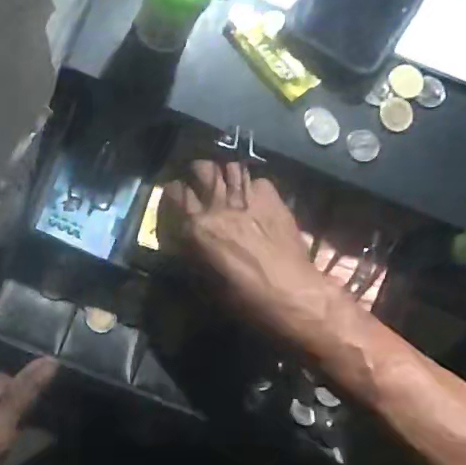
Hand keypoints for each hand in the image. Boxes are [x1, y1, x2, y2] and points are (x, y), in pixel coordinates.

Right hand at [161, 160, 353, 344]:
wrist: (291, 293)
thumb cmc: (244, 298)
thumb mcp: (204, 281)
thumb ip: (191, 252)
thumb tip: (184, 239)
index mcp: (197, 226)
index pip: (175, 191)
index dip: (174, 192)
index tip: (177, 196)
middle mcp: (219, 205)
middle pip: (202, 168)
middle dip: (198, 172)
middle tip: (201, 183)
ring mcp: (247, 197)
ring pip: (230, 166)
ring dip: (226, 174)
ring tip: (228, 185)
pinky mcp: (273, 197)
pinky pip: (257, 180)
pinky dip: (253, 187)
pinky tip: (254, 199)